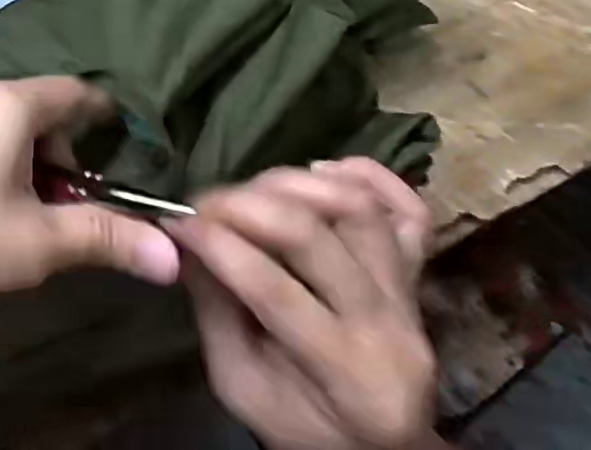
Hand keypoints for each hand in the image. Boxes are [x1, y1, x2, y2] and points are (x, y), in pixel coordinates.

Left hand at [0, 77, 182, 329]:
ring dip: (33, 168)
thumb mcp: (37, 243)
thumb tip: (172, 251)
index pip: (77, 92)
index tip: (127, 162)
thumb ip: (105, 237)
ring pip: (11, 128)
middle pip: (44, 111)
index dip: (108, 123)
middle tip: (65, 214)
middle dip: (67, 158)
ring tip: (24, 223)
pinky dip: (0, 166)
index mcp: (10, 102)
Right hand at [166, 158, 439, 449]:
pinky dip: (368, 177)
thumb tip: (184, 237)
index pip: (274, 289)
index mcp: (350, 378)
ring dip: (292, 184)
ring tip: (250, 191)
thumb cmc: (298, 422)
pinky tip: (322, 169)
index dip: (215, 244)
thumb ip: (214, 308)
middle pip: (314, 235)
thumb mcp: (237, 382)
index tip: (174, 222)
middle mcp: (392, 331)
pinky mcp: (417, 275)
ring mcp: (411, 298)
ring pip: (357, 209)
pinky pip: (410, 210)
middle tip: (202, 204)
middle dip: (242, 205)